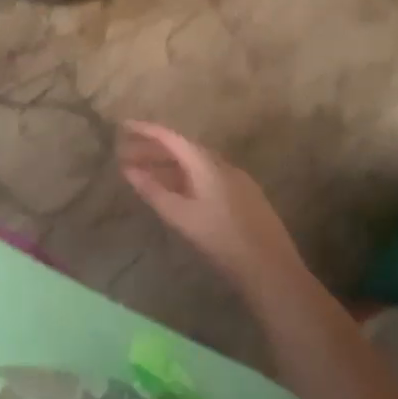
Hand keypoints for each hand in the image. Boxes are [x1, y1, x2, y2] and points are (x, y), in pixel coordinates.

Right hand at [118, 121, 305, 291]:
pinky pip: (209, 176)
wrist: (274, 272)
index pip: (171, 137)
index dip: (146, 130)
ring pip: (197, 164)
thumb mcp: (180, 216)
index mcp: (207, 164)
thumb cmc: (222, 240)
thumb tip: (127, 169)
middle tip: (128, 155)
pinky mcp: (247, 198)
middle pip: (184, 148)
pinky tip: (178, 192)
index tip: (124, 126)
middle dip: (154, 150)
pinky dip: (186, 177)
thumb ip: (152, 190)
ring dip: (170, 165)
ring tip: (148, 174)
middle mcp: (224, 166)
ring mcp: (239, 181)